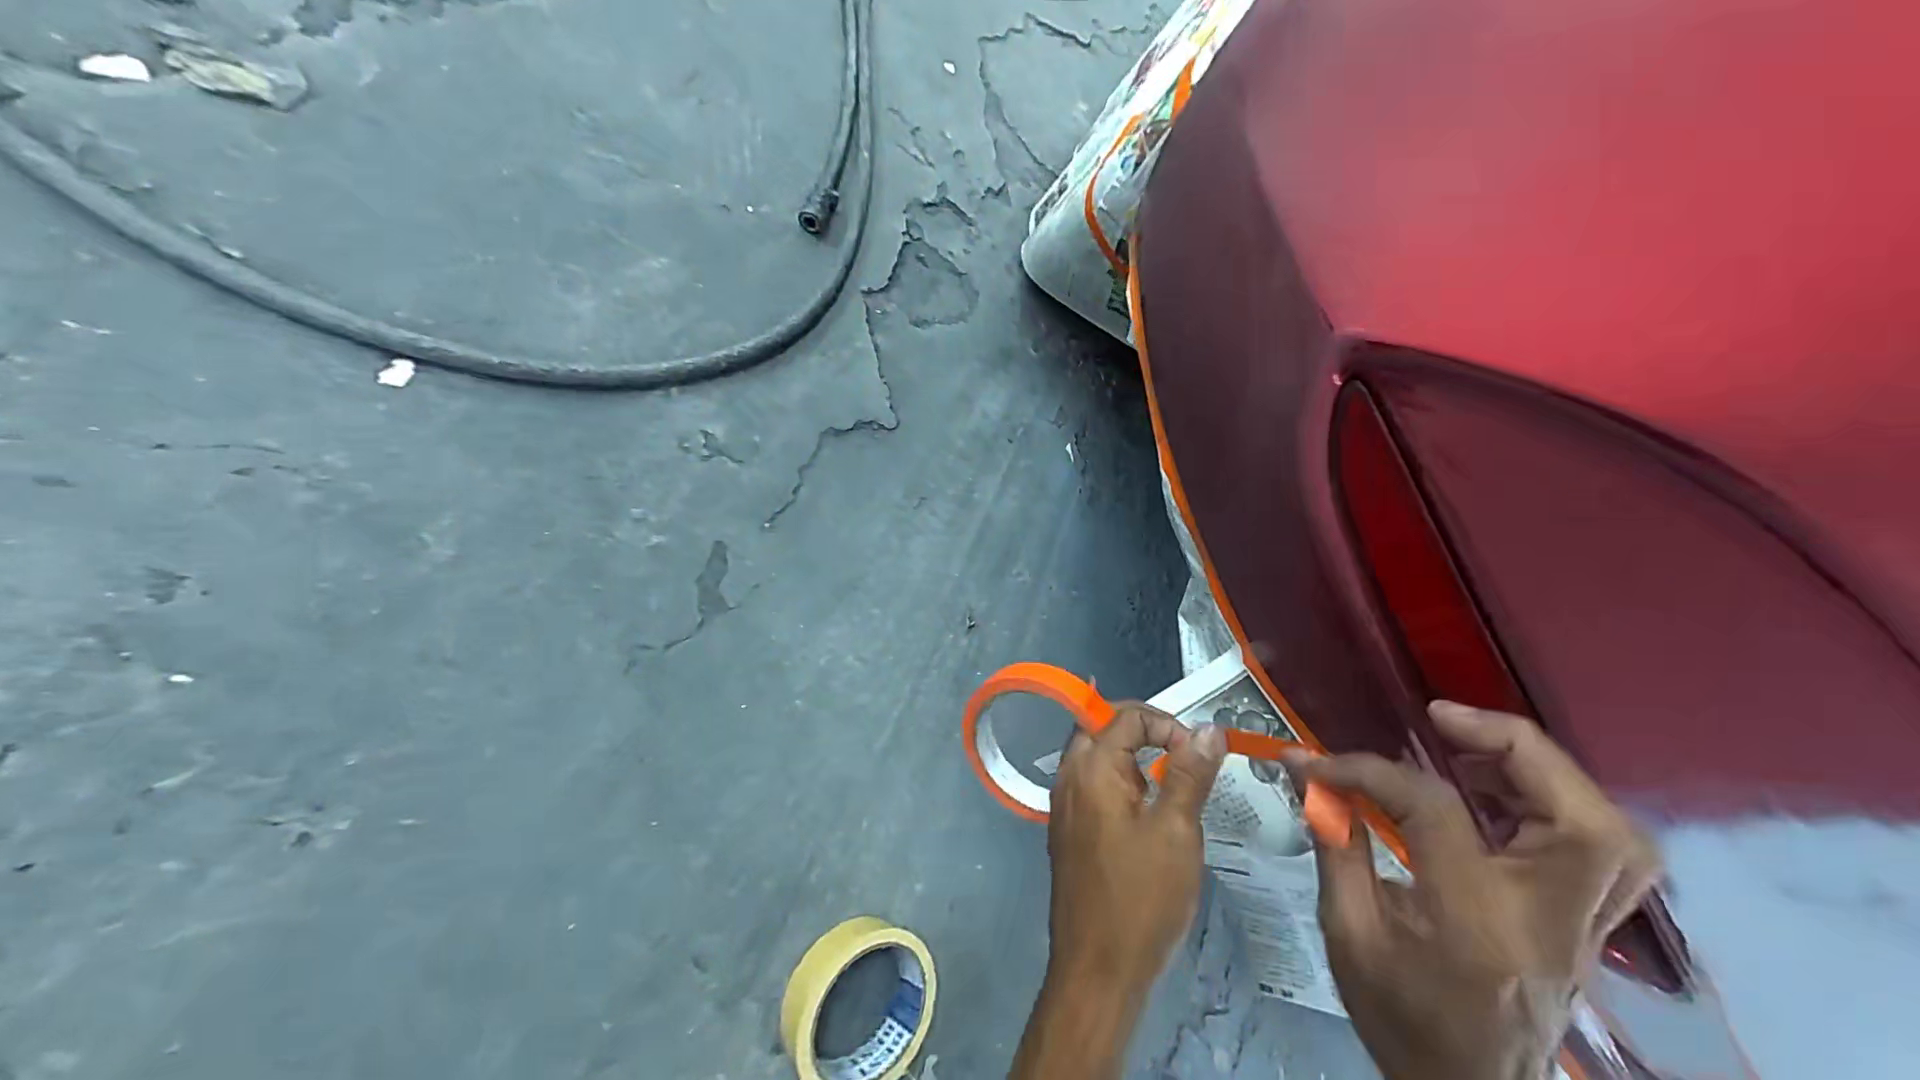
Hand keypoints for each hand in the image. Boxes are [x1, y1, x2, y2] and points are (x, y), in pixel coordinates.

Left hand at [1009, 704, 1225, 1079]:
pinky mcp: (1068, 827)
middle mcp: (1068, 776)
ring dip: (1130, 754)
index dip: (1166, 723)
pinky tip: (1145, 805)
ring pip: (1093, 754)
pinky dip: (1118, 778)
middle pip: (1100, 726)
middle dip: (1143, 729)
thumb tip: (1208, 729)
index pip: (1125, 715)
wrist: (1098, 966)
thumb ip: (1190, 773)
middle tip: (1182, 752)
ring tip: (1169, 777)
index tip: (1198, 754)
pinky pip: (1091, 783)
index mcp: (1090, 768)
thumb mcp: (1177, 830)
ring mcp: (1063, 803)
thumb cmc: (1141, 896)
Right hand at [1287, 701, 1660, 1079]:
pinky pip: (1606, 851)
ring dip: (1545, 773)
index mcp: (1475, 923)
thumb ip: (1336, 847)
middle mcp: (1548, 922)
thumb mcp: (1347, 934)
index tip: (1316, 762)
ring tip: (1469, 746)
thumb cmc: (1398, 1018)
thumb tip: (1309, 774)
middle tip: (1441, 718)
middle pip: (1582, 821)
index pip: (1433, 811)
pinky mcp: (1588, 928)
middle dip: (1514, 749)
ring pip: (1615, 834)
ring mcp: (1583, 929)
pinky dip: (1560, 801)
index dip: (1368, 771)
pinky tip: (1498, 788)